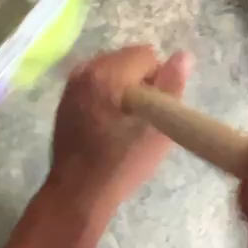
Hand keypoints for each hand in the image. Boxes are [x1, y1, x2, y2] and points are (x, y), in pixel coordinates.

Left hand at [48, 47, 192, 214]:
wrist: (78, 192)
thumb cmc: (121, 163)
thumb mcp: (157, 129)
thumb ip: (171, 87)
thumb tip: (183, 55)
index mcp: (105, 72)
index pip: (147, 56)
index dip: (159, 81)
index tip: (157, 110)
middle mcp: (84, 70)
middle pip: (127, 59)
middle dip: (141, 82)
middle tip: (143, 118)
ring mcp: (71, 84)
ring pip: (111, 71)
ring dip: (124, 89)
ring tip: (126, 123)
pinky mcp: (65, 100)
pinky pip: (96, 85)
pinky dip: (107, 96)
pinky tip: (109, 125)